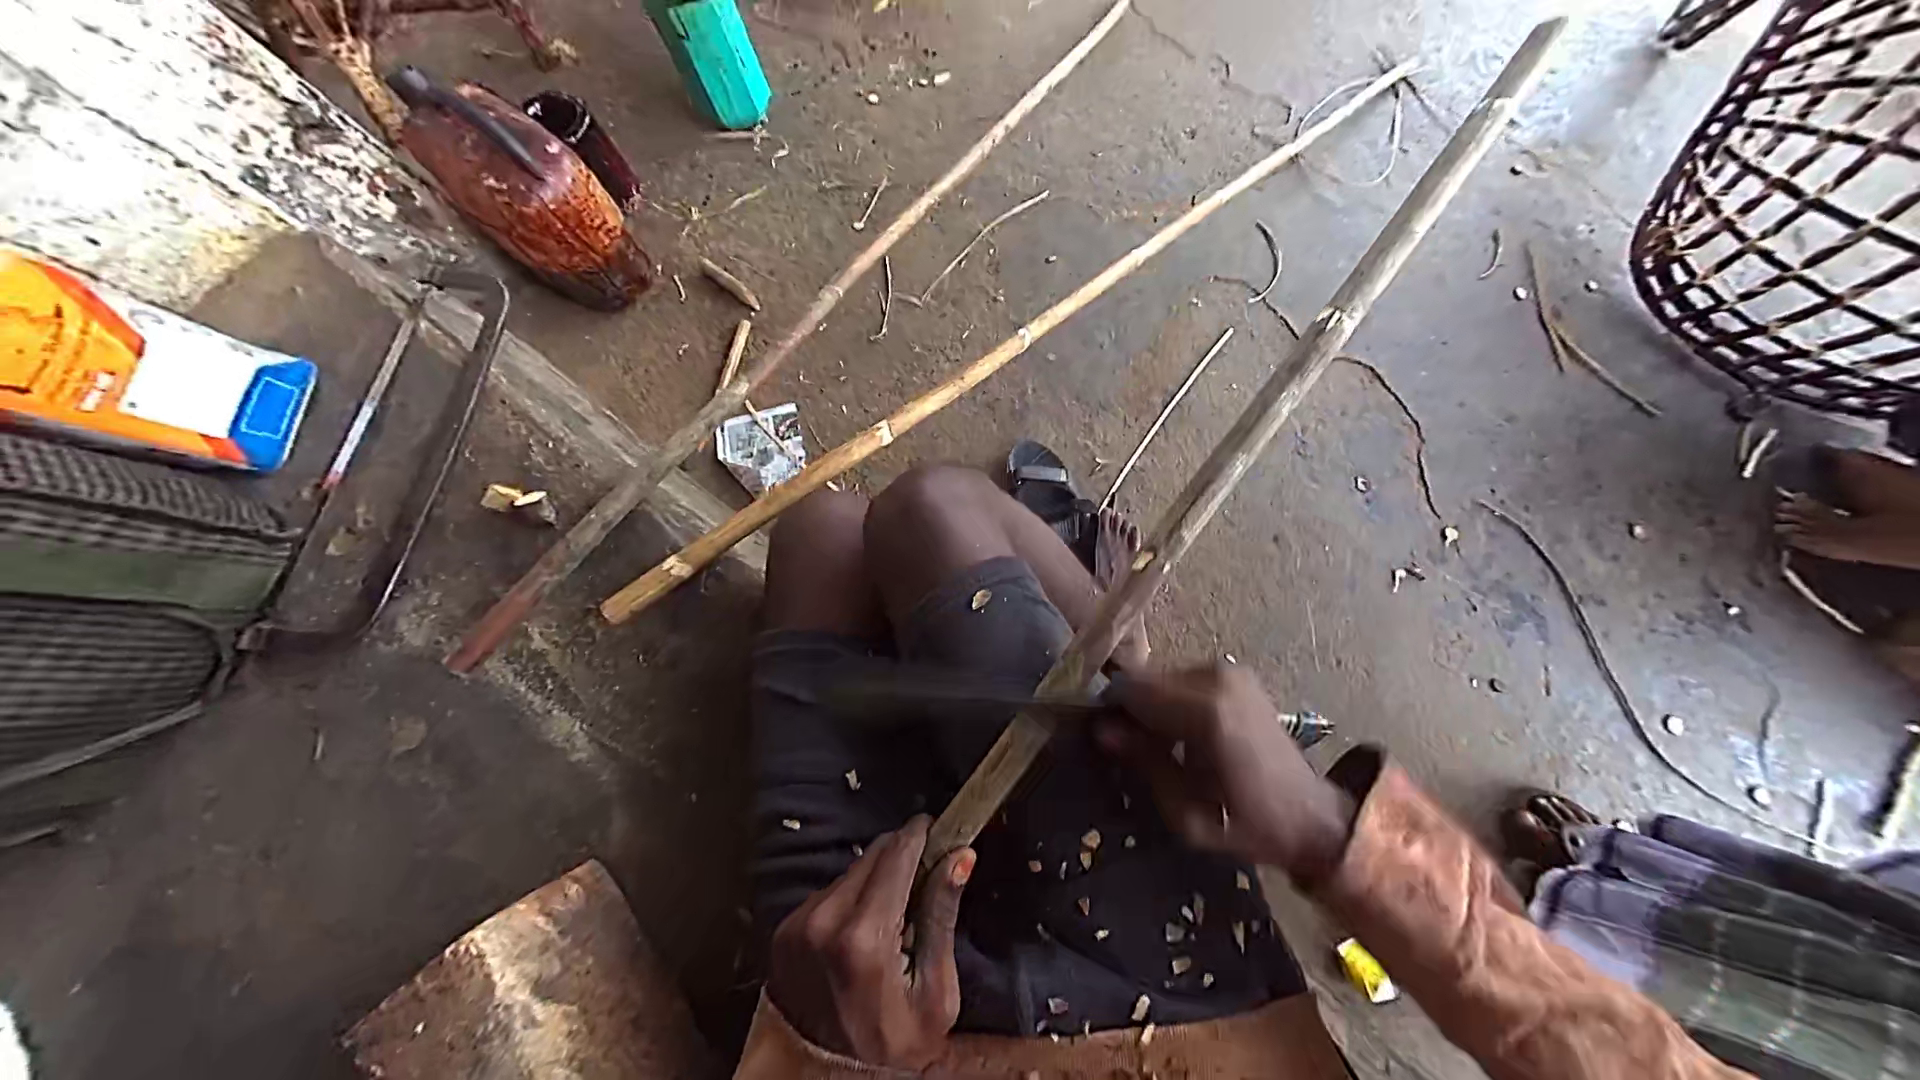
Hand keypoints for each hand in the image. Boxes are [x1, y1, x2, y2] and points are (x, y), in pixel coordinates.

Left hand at [766, 815, 974, 1068]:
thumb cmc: (888, 1047)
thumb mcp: (935, 994)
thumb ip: (942, 917)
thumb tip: (960, 858)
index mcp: (865, 936)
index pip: (898, 852)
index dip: (922, 834)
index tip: (939, 829)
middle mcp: (825, 919)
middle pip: (874, 852)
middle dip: (903, 855)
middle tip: (924, 879)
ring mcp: (800, 922)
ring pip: (853, 869)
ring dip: (877, 878)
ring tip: (893, 918)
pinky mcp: (786, 928)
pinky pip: (830, 890)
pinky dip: (852, 898)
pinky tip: (862, 933)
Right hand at [1097, 664, 1355, 883]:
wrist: (1312, 816)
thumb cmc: (1247, 825)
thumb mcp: (1186, 814)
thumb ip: (1144, 763)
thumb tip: (1101, 729)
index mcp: (1207, 712)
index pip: (1131, 690)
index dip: (1109, 712)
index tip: (1102, 738)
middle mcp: (1216, 679)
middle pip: (1143, 679)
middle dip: (1129, 709)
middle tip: (1130, 748)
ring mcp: (1228, 671)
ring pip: (1159, 677)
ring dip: (1150, 706)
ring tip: (1161, 745)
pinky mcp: (1234, 673)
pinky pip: (1179, 678)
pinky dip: (1170, 701)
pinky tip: (1183, 734)